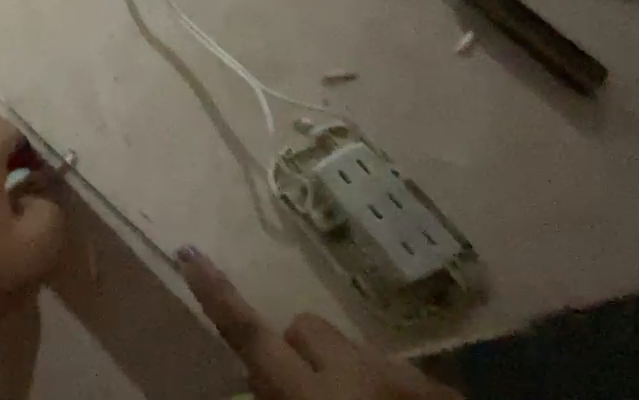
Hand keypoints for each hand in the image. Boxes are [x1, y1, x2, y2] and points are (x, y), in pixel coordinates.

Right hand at [176, 246, 463, 399]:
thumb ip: (278, 398)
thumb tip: (257, 382)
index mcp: (317, 397)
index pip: (251, 335)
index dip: (217, 294)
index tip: (188, 252)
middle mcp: (360, 374)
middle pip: (304, 327)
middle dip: (297, 352)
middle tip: (303, 396)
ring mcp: (410, 381)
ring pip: (357, 350)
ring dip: (349, 375)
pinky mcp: (450, 394)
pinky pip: (402, 376)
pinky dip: (391, 393)